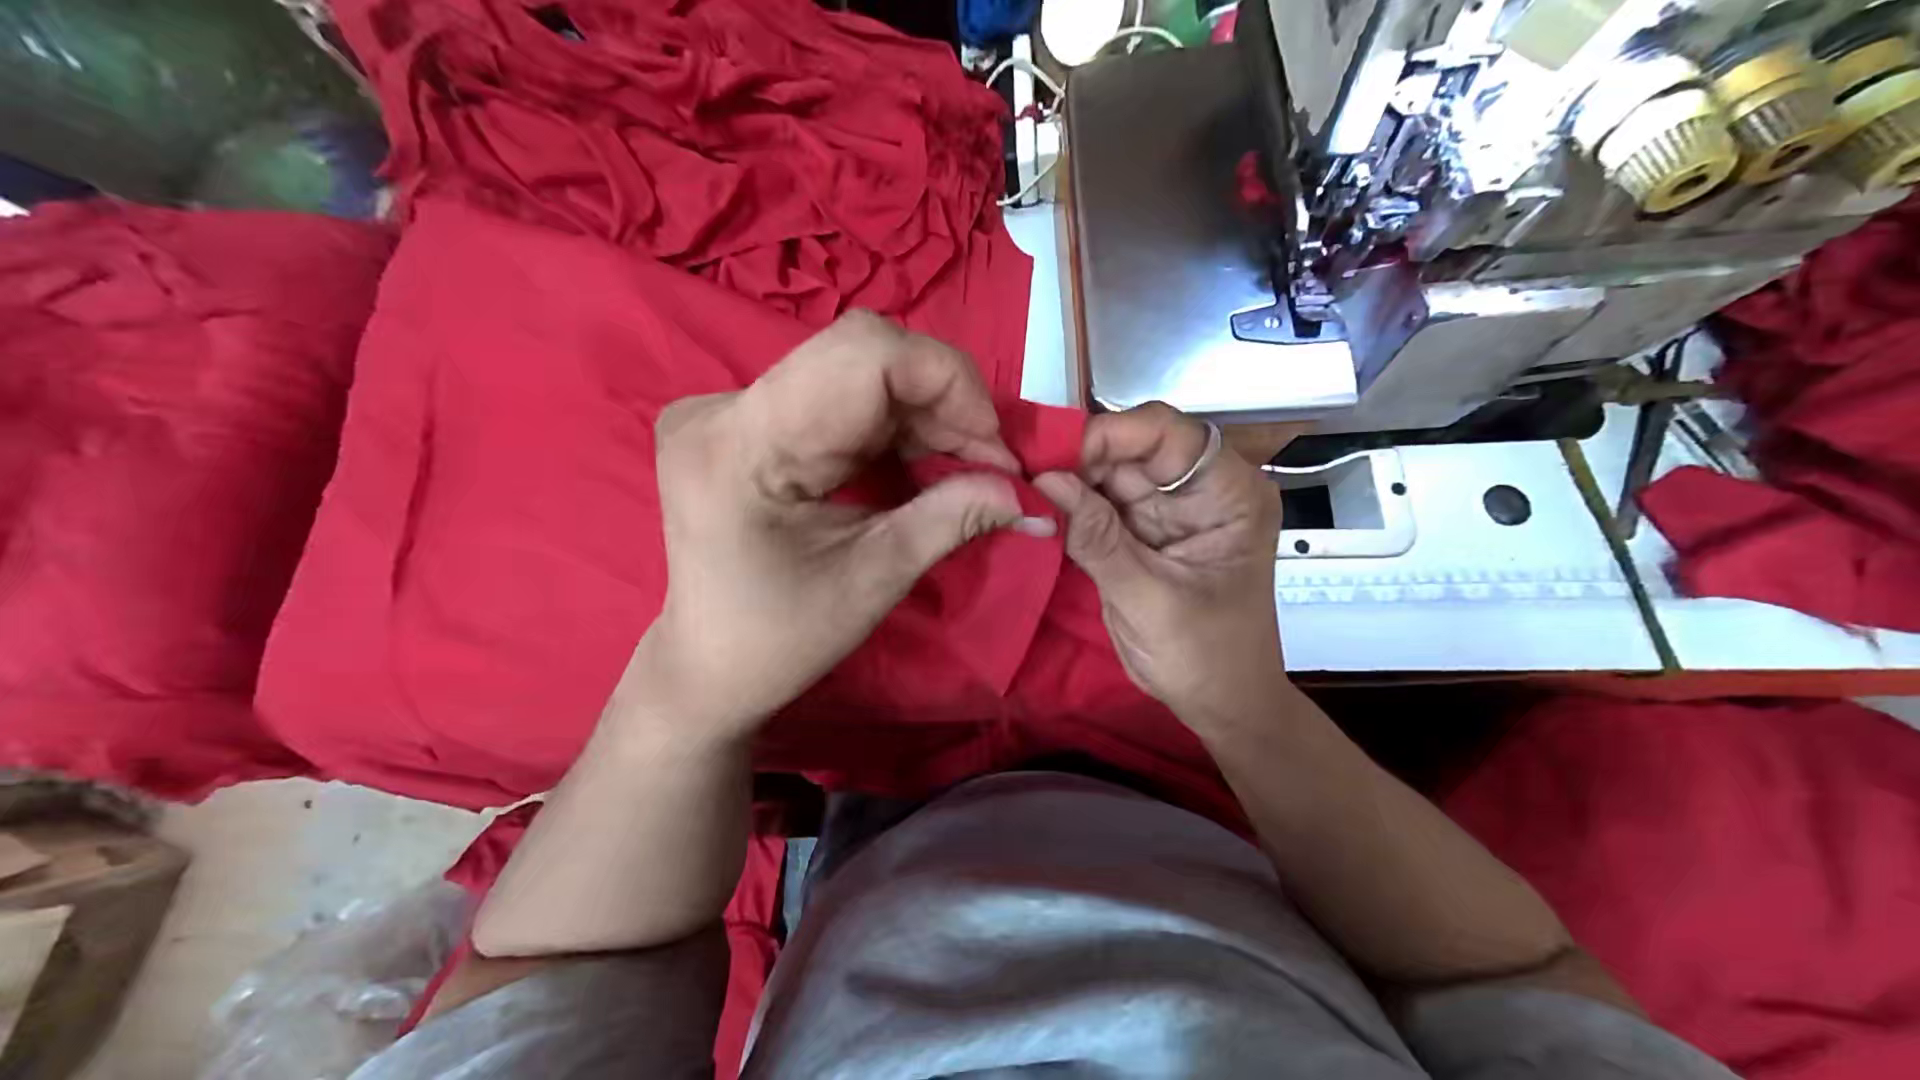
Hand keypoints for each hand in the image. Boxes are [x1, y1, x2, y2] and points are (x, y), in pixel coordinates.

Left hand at [621, 311, 1052, 739]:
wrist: (706, 667)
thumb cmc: (777, 641)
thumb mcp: (872, 581)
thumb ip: (951, 519)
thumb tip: (1026, 494)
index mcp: (741, 445)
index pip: (863, 355)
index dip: (948, 382)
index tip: (995, 448)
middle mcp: (724, 409)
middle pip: (860, 355)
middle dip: (942, 402)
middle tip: (986, 464)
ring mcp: (727, 410)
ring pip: (854, 371)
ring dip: (922, 415)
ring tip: (960, 470)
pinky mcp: (743, 421)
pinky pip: (837, 397)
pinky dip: (891, 428)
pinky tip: (917, 466)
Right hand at [1035, 403, 1286, 733]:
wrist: (1218, 702)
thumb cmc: (1204, 656)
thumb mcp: (1148, 599)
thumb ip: (1097, 538)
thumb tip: (1043, 480)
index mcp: (1228, 493)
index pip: (1168, 434)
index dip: (1109, 435)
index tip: (1051, 457)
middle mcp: (1201, 487)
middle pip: (1132, 447)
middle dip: (1078, 457)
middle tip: (1023, 473)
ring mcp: (1169, 506)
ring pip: (1109, 471)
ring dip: (1068, 479)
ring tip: (1023, 489)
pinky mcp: (1142, 527)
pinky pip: (1100, 501)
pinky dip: (1071, 504)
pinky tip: (1041, 508)